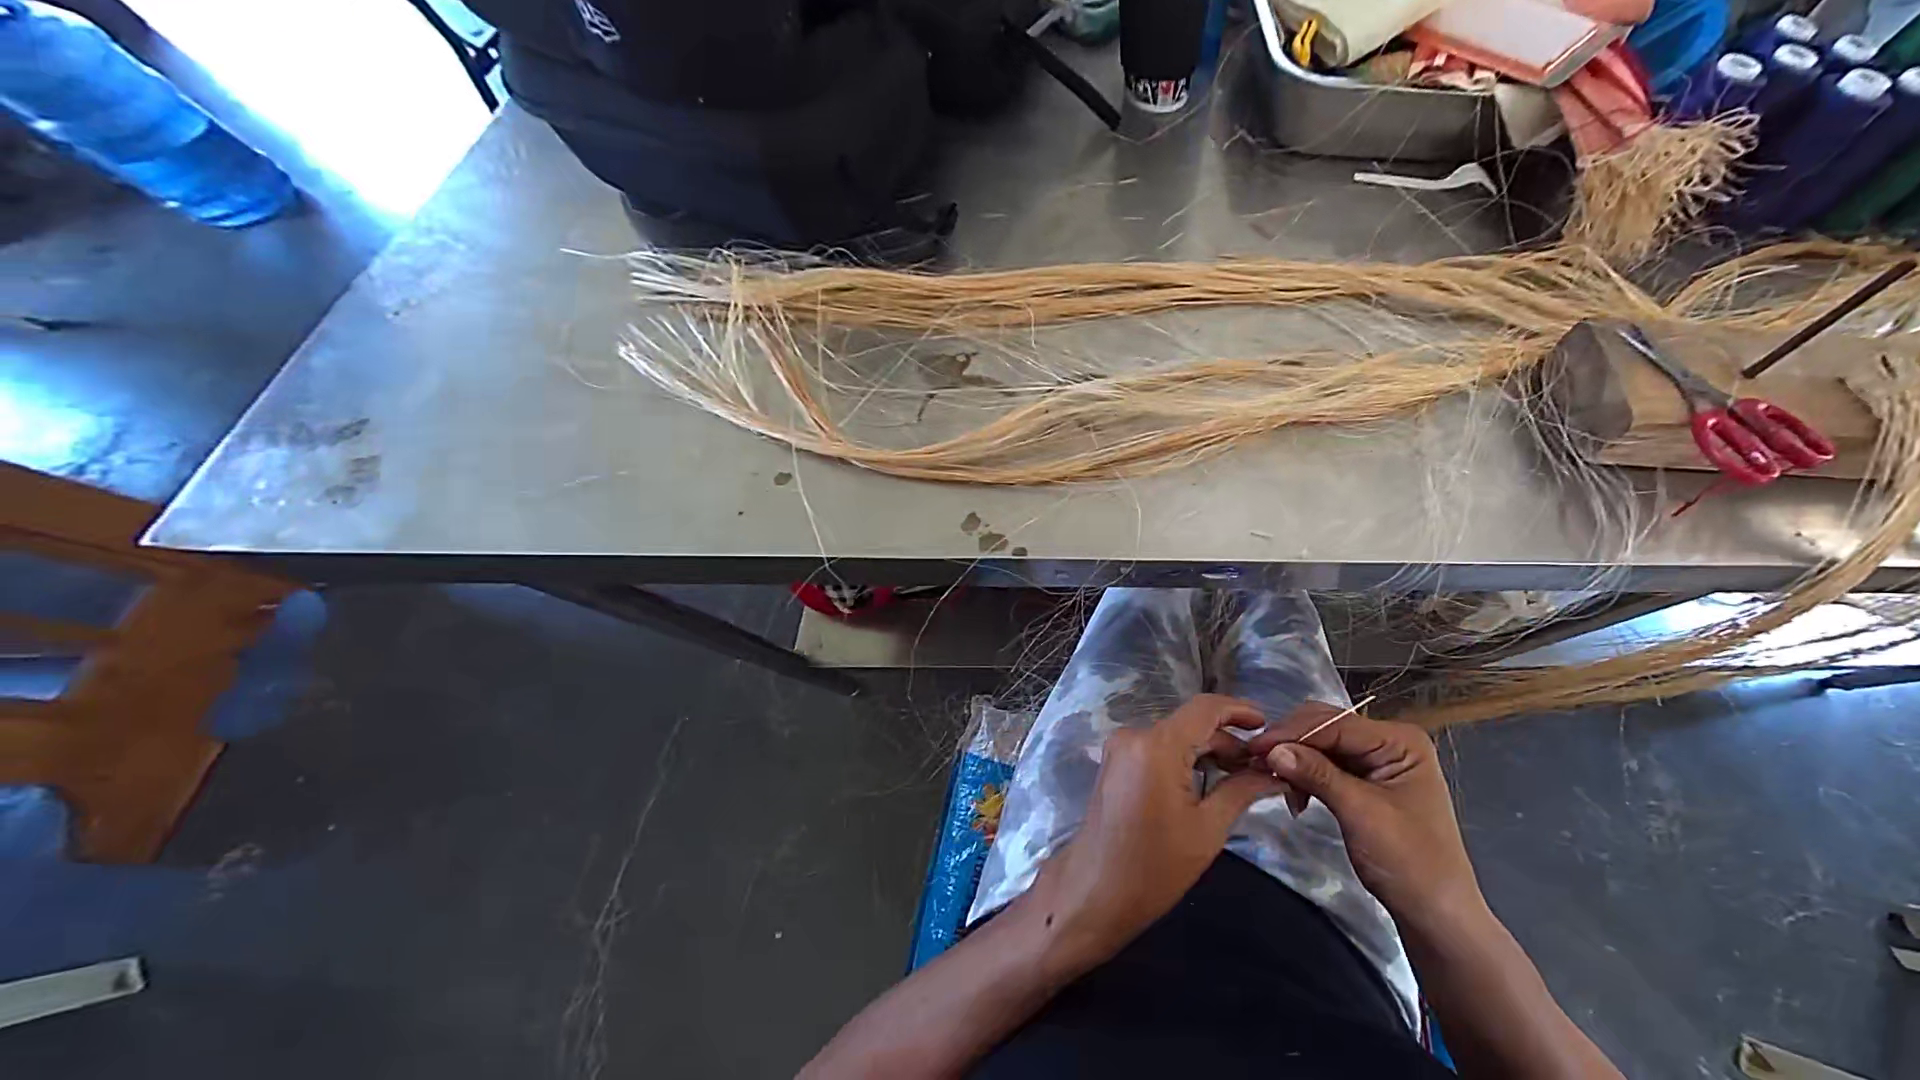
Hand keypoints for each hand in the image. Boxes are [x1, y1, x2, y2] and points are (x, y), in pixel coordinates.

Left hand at [1021, 695, 1286, 969]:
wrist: (1096, 890)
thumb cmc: (1155, 865)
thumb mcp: (1208, 828)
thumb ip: (1241, 790)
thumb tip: (1274, 772)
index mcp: (1157, 745)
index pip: (1205, 708)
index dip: (1239, 710)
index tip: (1268, 724)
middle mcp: (1135, 736)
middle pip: (1191, 724)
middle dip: (1229, 741)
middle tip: (1264, 767)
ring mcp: (1121, 748)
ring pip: (1175, 737)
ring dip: (1208, 751)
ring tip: (1243, 778)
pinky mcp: (1116, 762)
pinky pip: (1157, 749)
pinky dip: (1185, 759)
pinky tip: (1211, 781)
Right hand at [1246, 703, 1483, 930]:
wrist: (1436, 914)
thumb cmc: (1410, 862)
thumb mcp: (1361, 813)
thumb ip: (1316, 774)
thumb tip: (1271, 749)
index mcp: (1399, 741)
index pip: (1334, 723)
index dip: (1291, 733)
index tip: (1253, 749)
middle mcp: (1388, 742)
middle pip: (1325, 726)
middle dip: (1290, 742)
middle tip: (1255, 762)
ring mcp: (1376, 760)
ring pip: (1319, 744)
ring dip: (1293, 758)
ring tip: (1270, 779)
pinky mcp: (1363, 780)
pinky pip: (1323, 763)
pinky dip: (1303, 773)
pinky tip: (1292, 793)